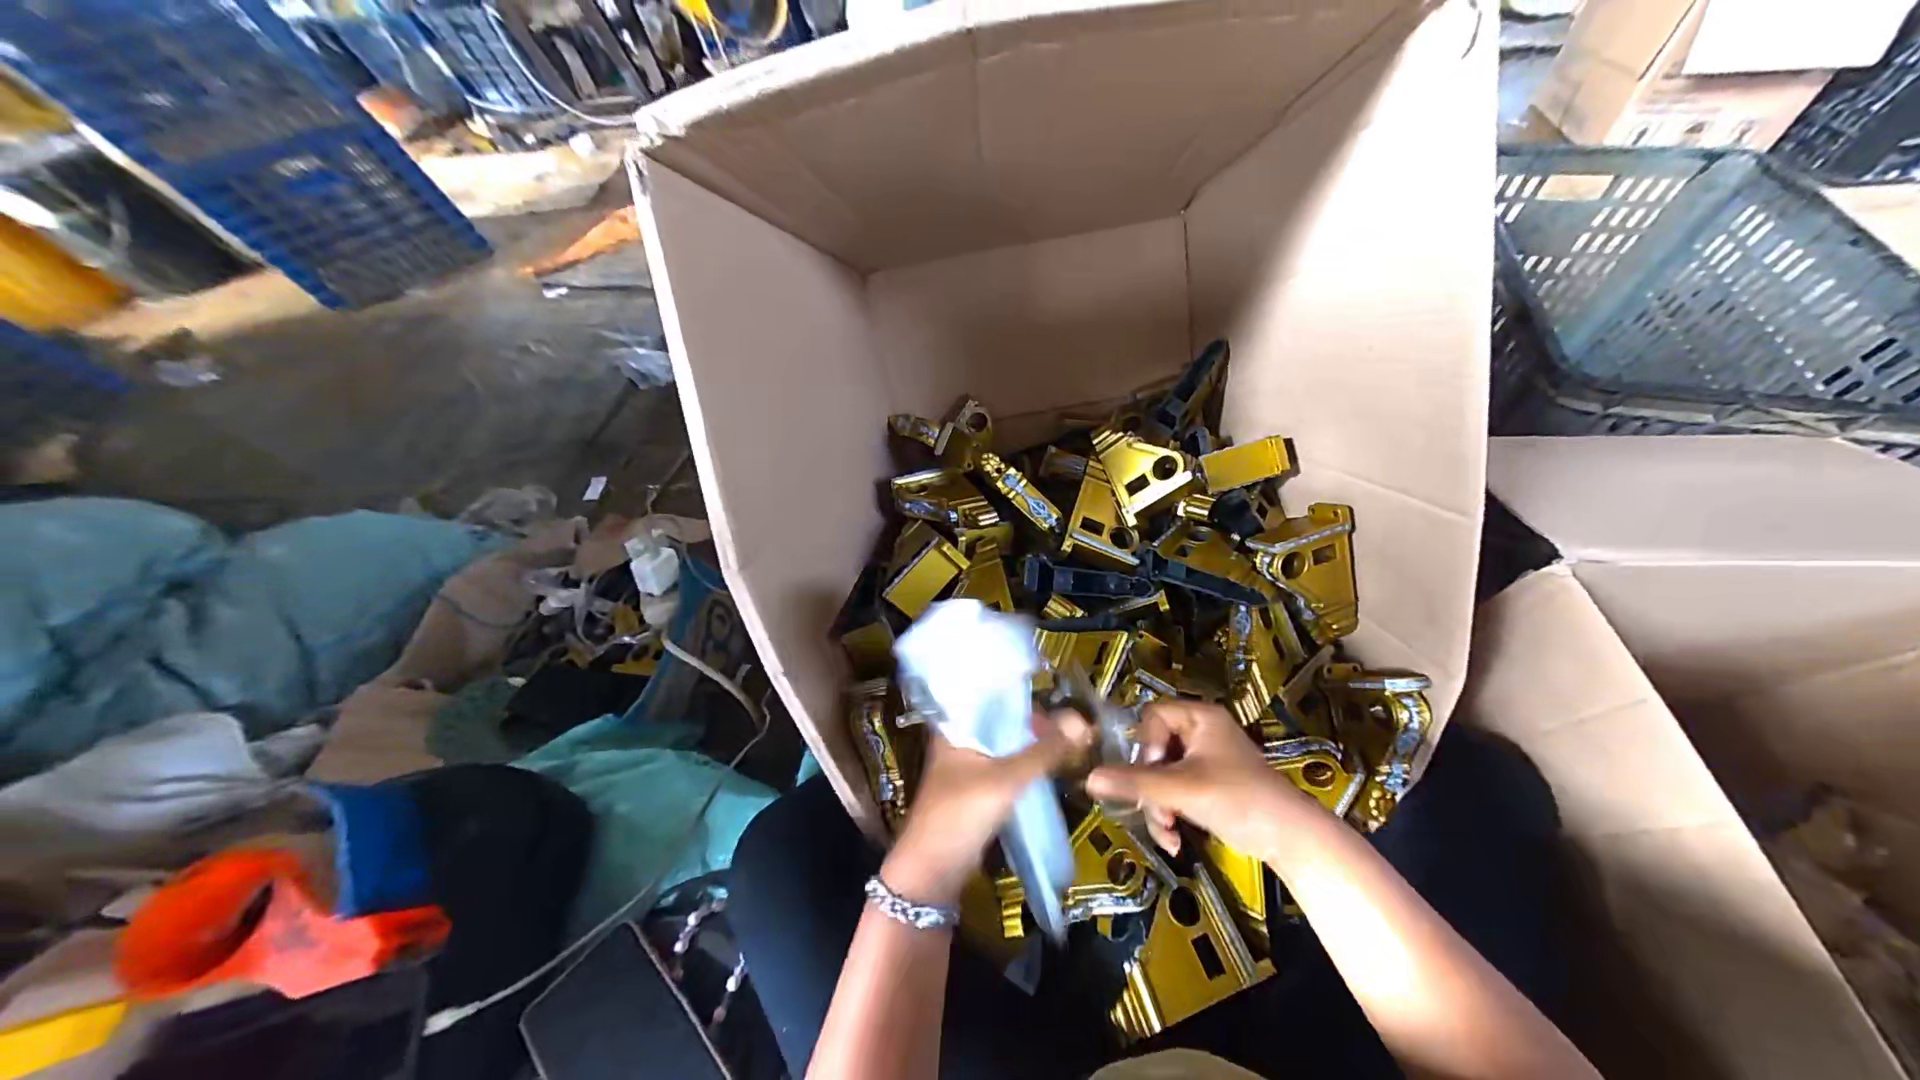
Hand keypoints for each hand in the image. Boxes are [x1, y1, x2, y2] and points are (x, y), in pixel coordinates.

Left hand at [881, 710, 1091, 907]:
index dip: (1027, 699)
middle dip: (1036, 725)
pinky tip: (1053, 767)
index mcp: (956, 727)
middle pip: (1004, 723)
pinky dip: (1028, 768)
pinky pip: (1008, 770)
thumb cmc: (961, 814)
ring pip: (1008, 748)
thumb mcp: (1006, 780)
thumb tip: (1081, 723)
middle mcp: (960, 741)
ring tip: (1071, 743)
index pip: (993, 698)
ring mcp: (968, 768)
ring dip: (1035, 747)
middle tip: (1073, 728)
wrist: (932, 873)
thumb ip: (1043, 752)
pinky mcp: (978, 792)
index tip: (1060, 704)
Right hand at [1085, 700, 1308, 857]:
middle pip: (1152, 750)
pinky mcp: (1205, 786)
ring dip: (1157, 806)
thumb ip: (1135, 784)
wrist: (1290, 838)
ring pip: (1159, 776)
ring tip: (1167, 831)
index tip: (1150, 772)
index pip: (1151, 716)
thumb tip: (1089, 779)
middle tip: (1153, 809)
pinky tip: (1174, 840)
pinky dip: (1170, 814)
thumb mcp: (1182, 790)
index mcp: (1199, 717)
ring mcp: (1203, 760)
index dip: (1145, 744)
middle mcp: (1199, 732)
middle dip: (1149, 787)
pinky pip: (1173, 791)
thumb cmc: (1240, 799)